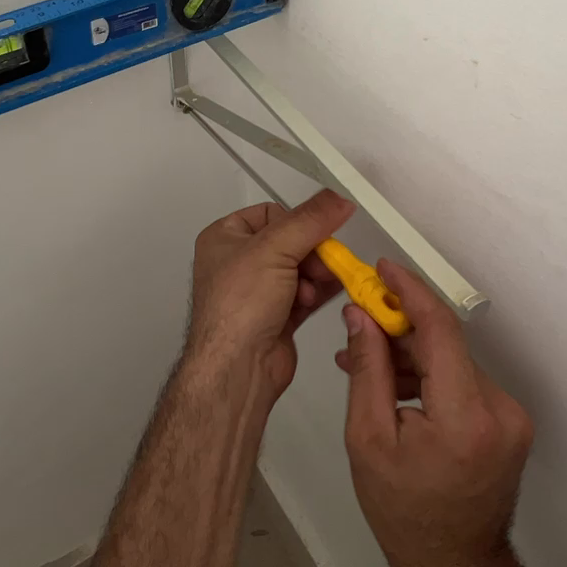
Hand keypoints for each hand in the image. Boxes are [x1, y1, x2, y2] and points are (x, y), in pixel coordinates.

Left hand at [187, 190, 354, 399]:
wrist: (238, 368)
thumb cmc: (242, 301)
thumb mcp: (275, 248)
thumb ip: (311, 221)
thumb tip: (342, 198)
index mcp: (224, 237)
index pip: (269, 213)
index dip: (295, 222)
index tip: (314, 234)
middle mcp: (237, 261)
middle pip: (289, 242)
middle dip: (311, 253)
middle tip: (326, 264)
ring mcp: (257, 291)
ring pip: (299, 269)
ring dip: (314, 276)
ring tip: (314, 289)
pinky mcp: (275, 316)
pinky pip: (304, 294)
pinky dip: (316, 293)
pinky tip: (329, 295)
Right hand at [338, 260, 532, 566]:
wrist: (450, 559)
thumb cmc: (409, 513)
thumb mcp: (367, 437)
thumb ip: (366, 369)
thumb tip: (361, 318)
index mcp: (465, 417)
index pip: (440, 329)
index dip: (408, 290)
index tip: (384, 269)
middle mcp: (498, 412)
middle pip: (442, 341)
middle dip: (397, 324)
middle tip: (360, 314)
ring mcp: (507, 416)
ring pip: (450, 357)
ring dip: (409, 351)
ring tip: (367, 360)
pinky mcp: (505, 420)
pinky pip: (460, 376)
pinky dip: (428, 372)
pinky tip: (395, 381)